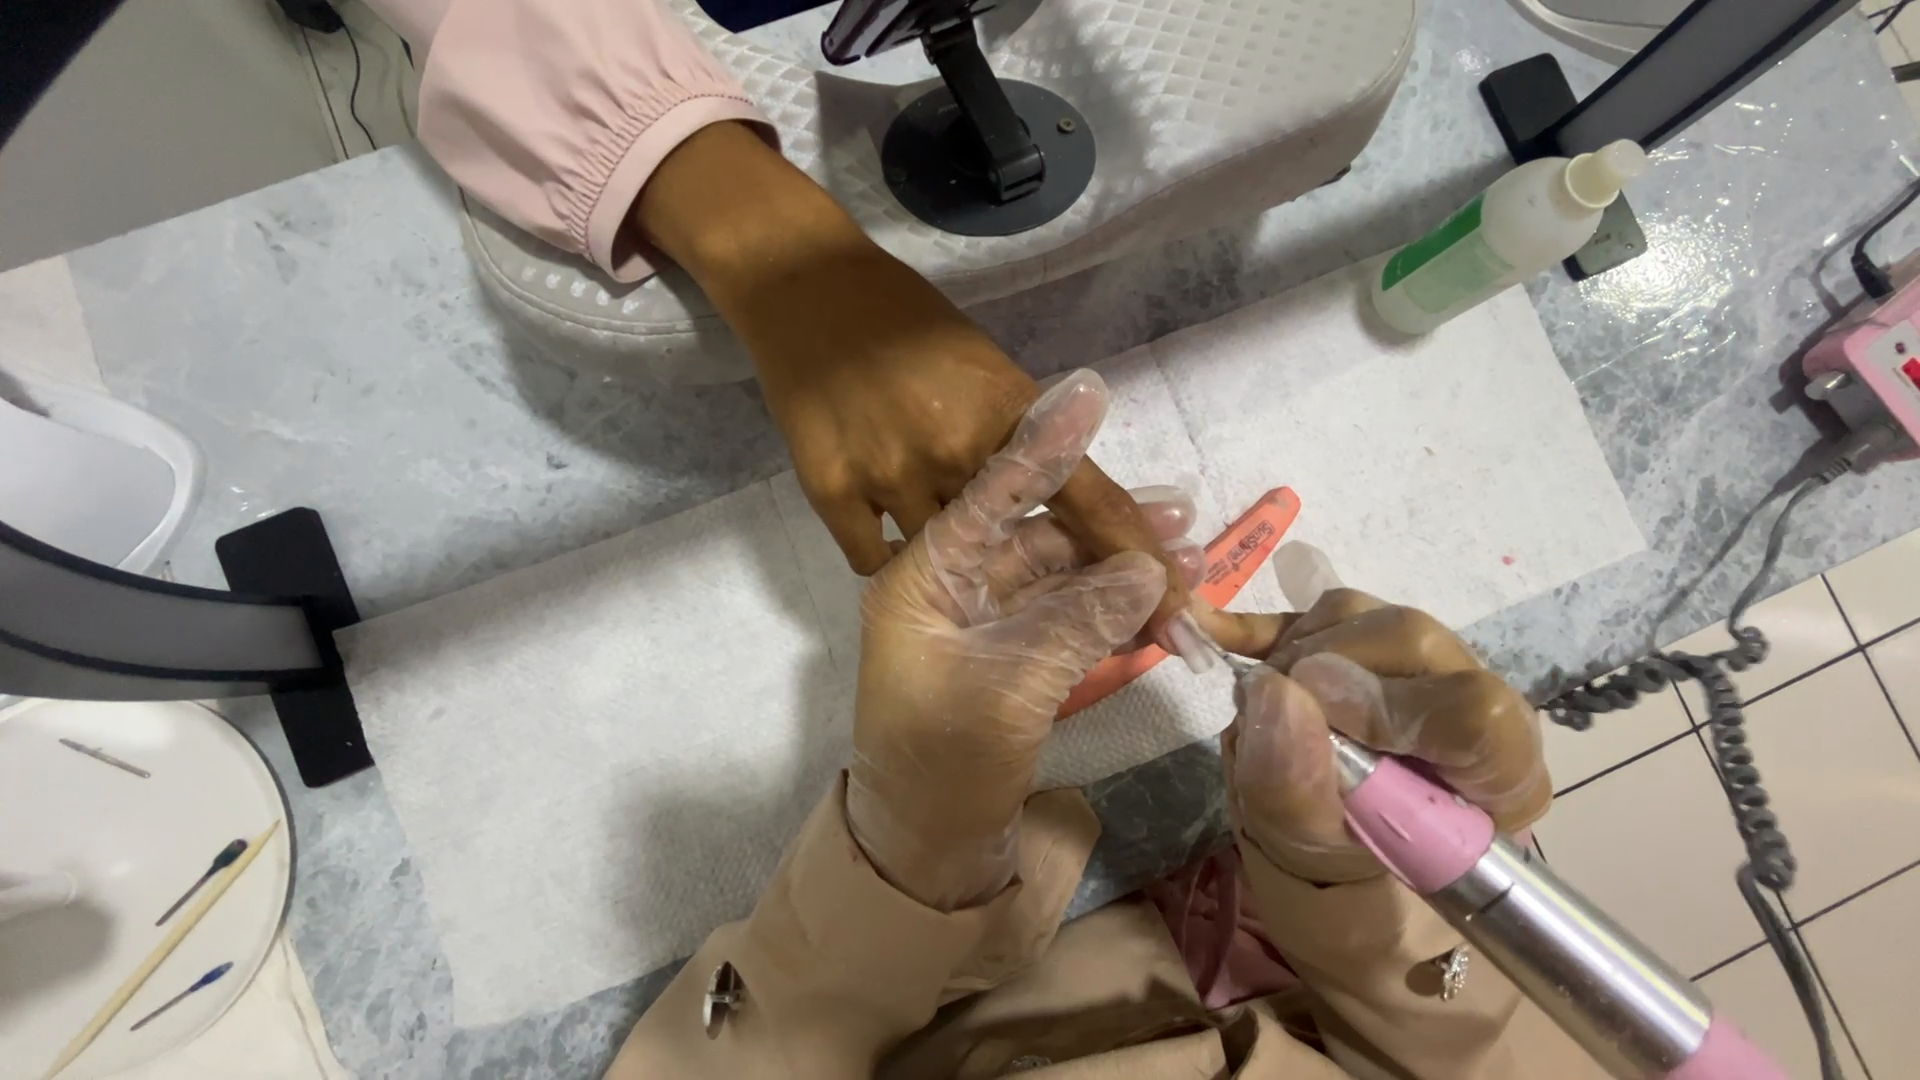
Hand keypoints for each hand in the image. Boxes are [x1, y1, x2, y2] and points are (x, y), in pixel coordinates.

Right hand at [630, 122, 1235, 660]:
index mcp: (1009, 411)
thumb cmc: (909, 320)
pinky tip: (900, 553)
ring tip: (966, 583)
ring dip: (967, 580)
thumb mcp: (989, 367)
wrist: (806, 287)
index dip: (1142, 560)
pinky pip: (877, 560)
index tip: (1182, 613)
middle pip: (1029, 549)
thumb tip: (1069, 492)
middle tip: (1114, 636)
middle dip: (1075, 599)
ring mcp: (890, 474)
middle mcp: (957, 451)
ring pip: (947, 563)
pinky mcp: (832, 491)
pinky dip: (896, 561)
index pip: (1093, 500)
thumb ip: (1028, 434)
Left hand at [844, 371, 1195, 910]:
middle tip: (1180, 514)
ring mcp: (983, 615)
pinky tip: (1157, 600)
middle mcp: (951, 583)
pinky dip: (1109, 606)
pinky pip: (1064, 610)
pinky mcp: (1009, 647)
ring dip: (1119, 567)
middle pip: (1037, 533)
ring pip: (1058, 572)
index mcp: (924, 577)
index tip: (1089, 393)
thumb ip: (1078, 623)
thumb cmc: (943, 765)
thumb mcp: (1010, 691)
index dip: (1043, 446)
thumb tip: (1148, 572)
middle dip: (1108, 527)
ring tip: (1189, 556)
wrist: (926, 844)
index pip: (991, 495)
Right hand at [1223, 588, 1551, 883]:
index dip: (1387, 703)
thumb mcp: (1311, 848)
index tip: (1312, 710)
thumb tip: (1273, 691)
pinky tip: (1215, 633)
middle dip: (1321, 668)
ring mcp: (1423, 656)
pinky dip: (1260, 626)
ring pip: (1362, 614)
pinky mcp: (1369, 633)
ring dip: (1293, 650)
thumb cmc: (1336, 856)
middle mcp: (1476, 698)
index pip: (1476, 711)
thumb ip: (1295, 785)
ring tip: (1265, 699)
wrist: (1323, 832)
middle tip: (1270, 706)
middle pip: (1410, 639)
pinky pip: (1317, 609)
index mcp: (1495, 773)